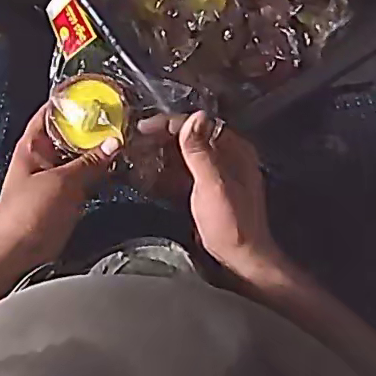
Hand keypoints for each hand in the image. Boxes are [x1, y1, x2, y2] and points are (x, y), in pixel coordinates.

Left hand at [0, 106, 118, 276]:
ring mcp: (57, 175)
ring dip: (101, 148)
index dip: (70, 99)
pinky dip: (103, 169)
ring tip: (129, 134)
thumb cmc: (28, 212)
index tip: (96, 89)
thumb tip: (115, 142)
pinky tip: (123, 163)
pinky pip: (88, 175)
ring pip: (82, 154)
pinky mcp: (68, 194)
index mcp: (33, 145)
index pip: (51, 112)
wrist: (16, 252)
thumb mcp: (60, 183)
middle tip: (123, 113)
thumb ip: (88, 163)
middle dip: (94, 124)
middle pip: (71, 132)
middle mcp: (45, 156)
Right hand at [140, 111, 280, 277]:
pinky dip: (166, 169)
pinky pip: (184, 170)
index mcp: (234, 150)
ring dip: (161, 153)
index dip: (167, 124)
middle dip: (161, 138)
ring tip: (136, 154)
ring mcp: (218, 172)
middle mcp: (227, 156)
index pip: (197, 125)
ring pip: (184, 153)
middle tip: (134, 142)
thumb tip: (194, 116)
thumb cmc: (231, 224)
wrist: (242, 259)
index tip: (142, 128)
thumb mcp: (213, 185)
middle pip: (189, 136)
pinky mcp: (208, 188)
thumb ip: (201, 151)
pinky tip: (149, 173)